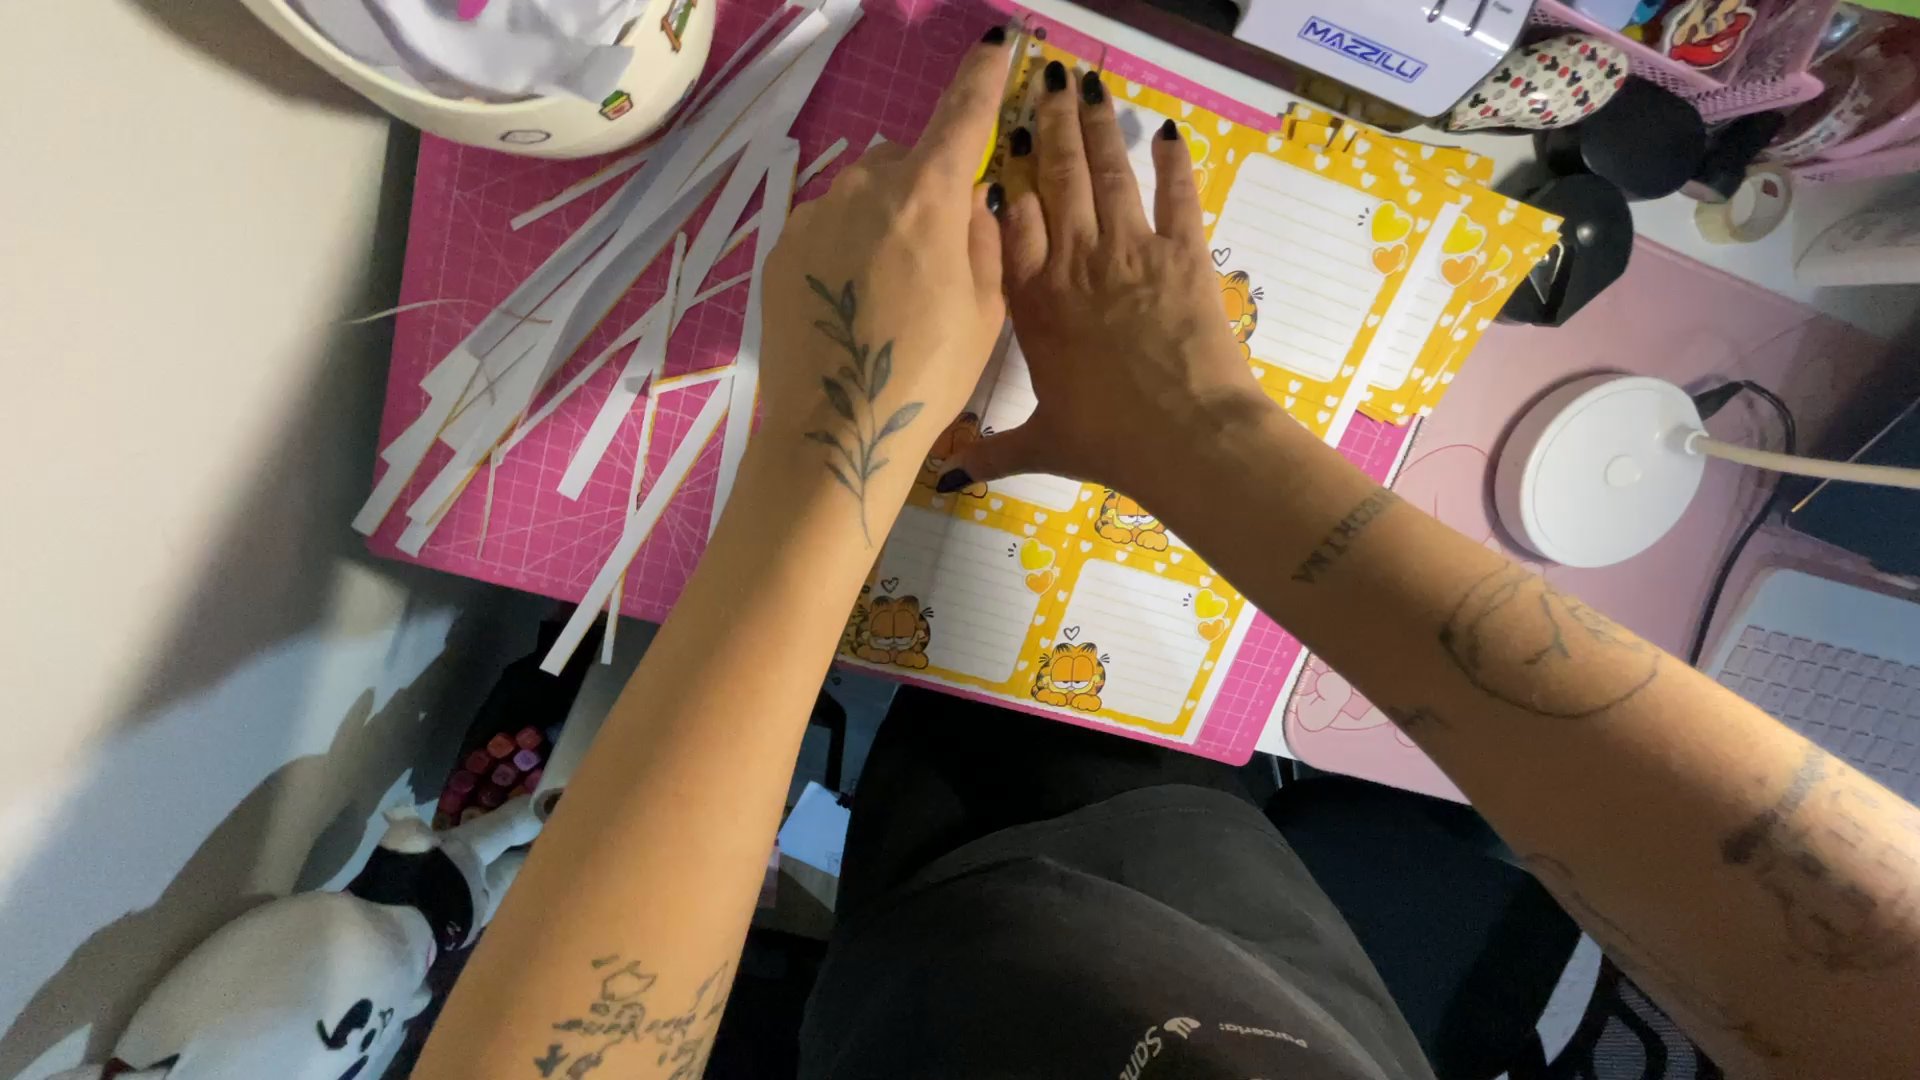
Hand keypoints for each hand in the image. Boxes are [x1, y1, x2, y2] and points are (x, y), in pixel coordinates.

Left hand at [755, 28, 1012, 540]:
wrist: (837, 430)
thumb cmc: (928, 377)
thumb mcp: (985, 314)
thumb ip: (983, 242)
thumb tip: (970, 206)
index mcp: (927, 198)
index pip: (962, 116)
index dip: (983, 79)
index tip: (997, 44)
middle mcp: (864, 189)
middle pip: (904, 161)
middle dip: (924, 189)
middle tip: (932, 256)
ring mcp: (814, 217)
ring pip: (860, 195)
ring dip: (881, 220)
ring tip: (884, 292)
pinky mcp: (780, 250)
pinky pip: (824, 227)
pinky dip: (843, 248)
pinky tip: (846, 303)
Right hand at [940, 61, 1279, 509]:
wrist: (1186, 439)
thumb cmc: (1107, 442)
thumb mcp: (1042, 447)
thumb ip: (995, 453)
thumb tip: (952, 477)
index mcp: (1034, 305)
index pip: (1013, 226)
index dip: (1010, 182)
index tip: (1006, 145)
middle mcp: (1075, 265)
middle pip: (1059, 180)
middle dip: (1051, 127)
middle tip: (1048, 82)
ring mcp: (1131, 252)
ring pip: (1110, 173)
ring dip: (1100, 126)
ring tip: (1091, 85)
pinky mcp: (1185, 254)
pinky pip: (1178, 195)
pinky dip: (1174, 162)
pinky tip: (1167, 133)